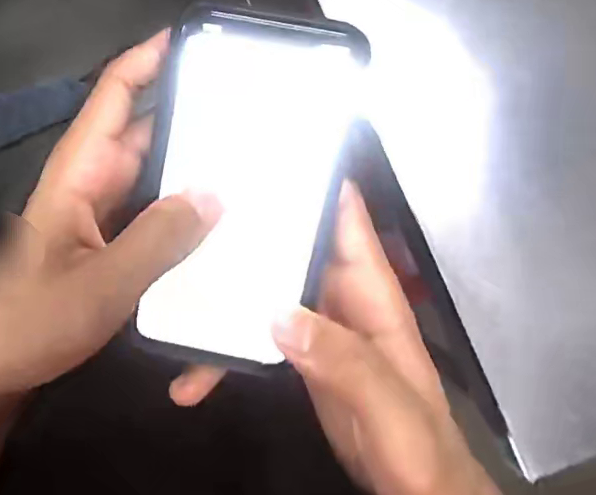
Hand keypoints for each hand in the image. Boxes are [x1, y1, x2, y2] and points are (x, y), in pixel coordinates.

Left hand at [0, 31, 221, 398]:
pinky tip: (220, 204)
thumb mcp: (102, 284)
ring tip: (248, 144)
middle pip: (144, 122)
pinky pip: (152, 197)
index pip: (115, 90)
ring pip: (152, 161)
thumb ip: (159, 240)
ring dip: (191, 151)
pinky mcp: (109, 231)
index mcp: (80, 166)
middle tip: (247, 98)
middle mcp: (92, 174)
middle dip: (189, 104)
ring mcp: (100, 203)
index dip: (149, 56)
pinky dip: (182, 192)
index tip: (193, 37)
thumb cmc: (32, 318)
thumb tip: (214, 192)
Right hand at [173, 184, 495, 494]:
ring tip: (175, 279)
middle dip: (248, 223)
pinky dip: (223, 351)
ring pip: (263, 284)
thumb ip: (342, 358)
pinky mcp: (295, 353)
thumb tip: (278, 313)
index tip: (265, 148)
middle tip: (196, 201)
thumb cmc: (420, 446)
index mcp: (369, 287)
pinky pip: (252, 335)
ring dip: (223, 286)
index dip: (311, 175)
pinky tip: (191, 371)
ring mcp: (314, 322)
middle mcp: (337, 292)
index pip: (342, 212)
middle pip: (289, 241)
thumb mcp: (388, 402)